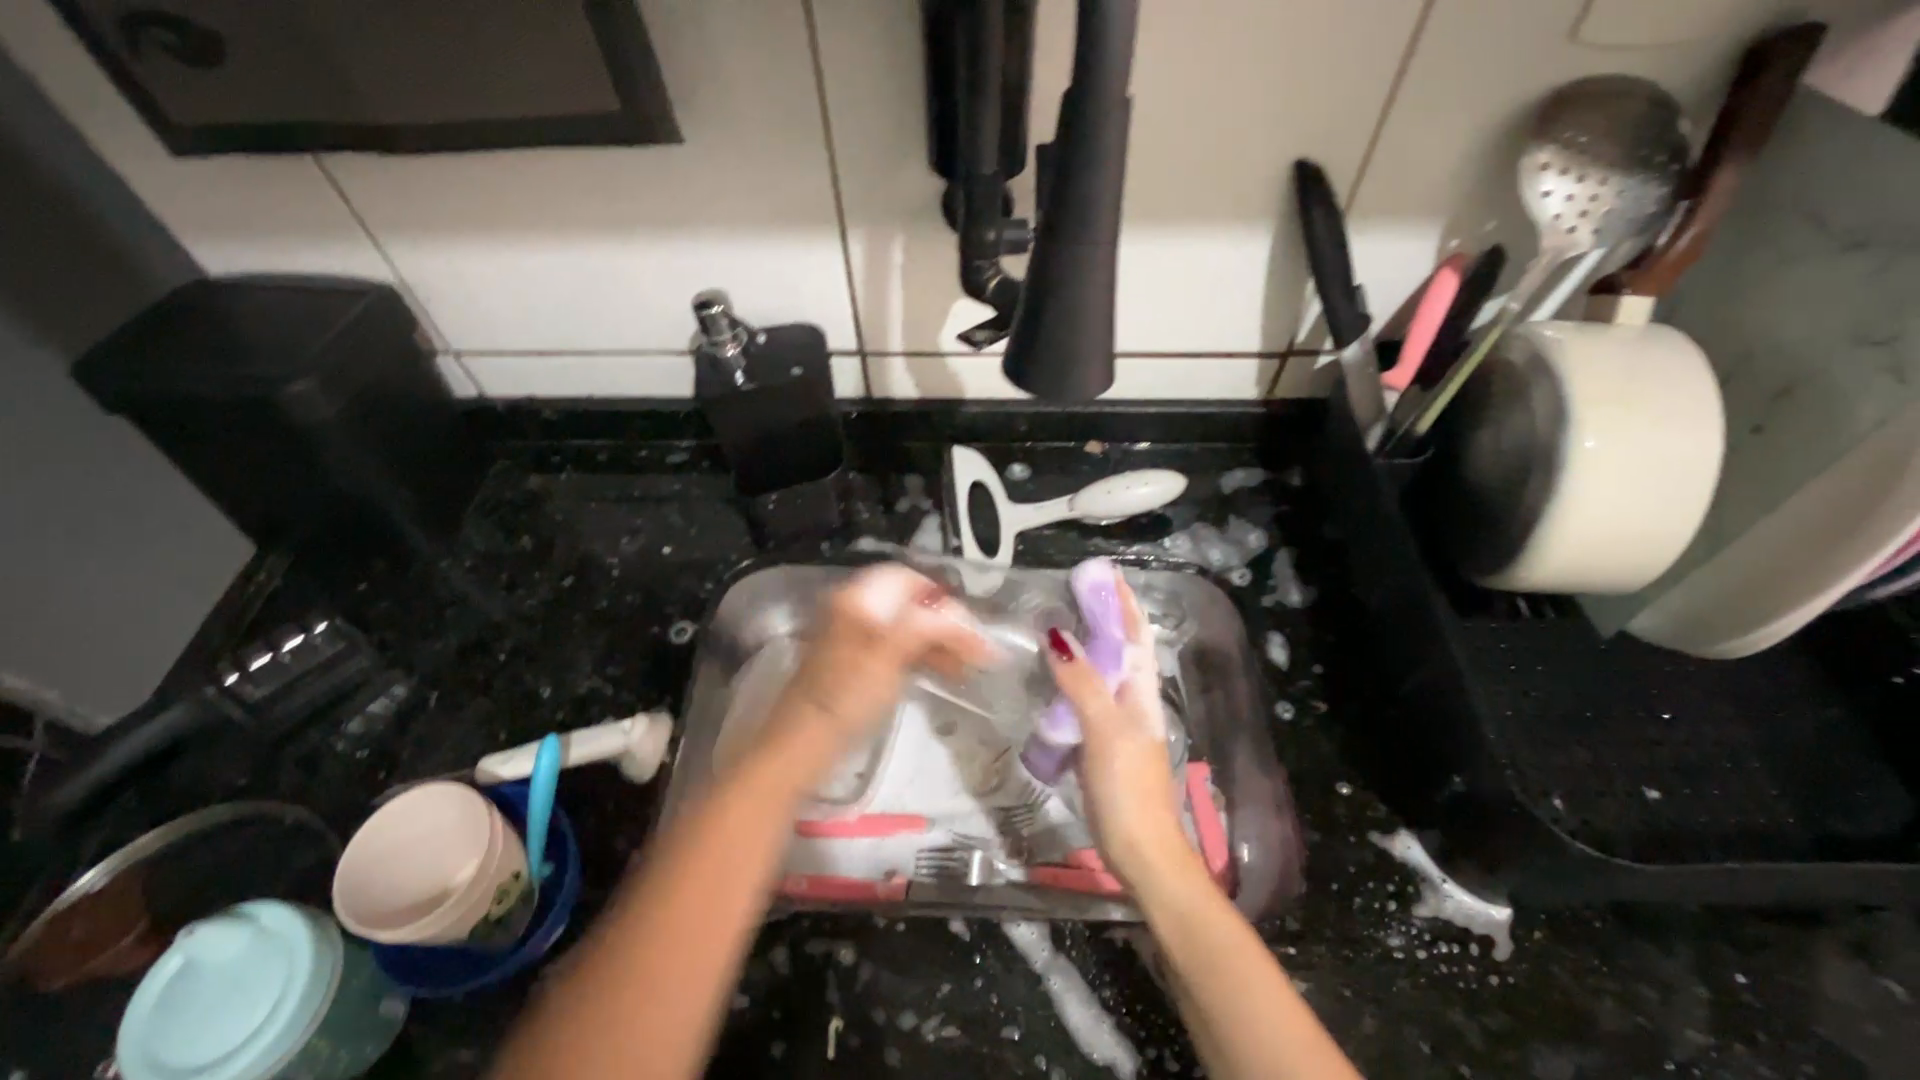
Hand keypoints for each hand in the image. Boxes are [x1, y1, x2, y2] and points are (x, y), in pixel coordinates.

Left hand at [766, 563, 996, 756]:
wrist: (803, 743)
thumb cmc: (846, 697)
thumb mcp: (891, 656)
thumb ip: (928, 627)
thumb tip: (961, 618)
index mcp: (858, 599)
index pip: (909, 579)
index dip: (942, 598)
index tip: (970, 625)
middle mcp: (853, 610)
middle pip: (910, 605)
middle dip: (945, 625)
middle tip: (977, 651)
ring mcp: (852, 638)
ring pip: (906, 629)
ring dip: (938, 643)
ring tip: (966, 668)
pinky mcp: (854, 666)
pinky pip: (896, 649)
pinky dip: (921, 657)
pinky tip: (942, 675)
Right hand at [1045, 571, 1191, 885]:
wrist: (1141, 852)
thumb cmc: (1129, 788)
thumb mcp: (1105, 730)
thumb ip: (1082, 683)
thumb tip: (1057, 633)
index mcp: (1142, 693)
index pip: (1136, 635)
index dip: (1123, 602)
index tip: (1103, 572)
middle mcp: (1134, 703)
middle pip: (1120, 651)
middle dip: (1101, 619)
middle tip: (1069, 592)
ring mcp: (1118, 727)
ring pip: (1101, 676)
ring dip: (1084, 649)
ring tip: (1055, 626)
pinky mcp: (1101, 748)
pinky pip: (1084, 703)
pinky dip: (1069, 684)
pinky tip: (1050, 684)